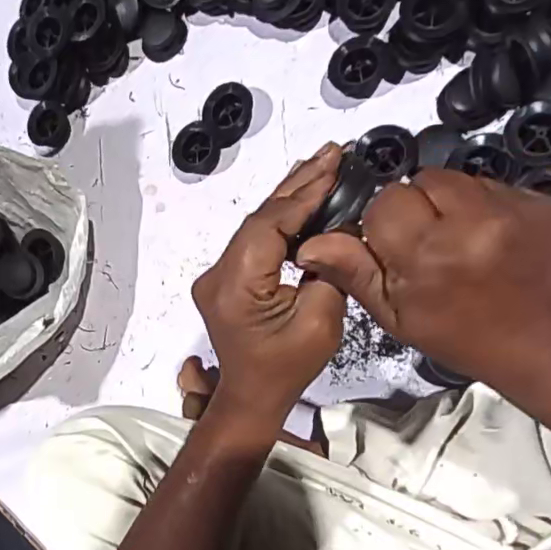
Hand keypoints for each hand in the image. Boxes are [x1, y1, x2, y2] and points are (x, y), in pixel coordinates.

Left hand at [190, 144, 348, 426]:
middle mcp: (217, 276)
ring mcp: (216, 276)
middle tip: (331, 153)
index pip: (270, 225)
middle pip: (260, 218)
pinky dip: (280, 220)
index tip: (334, 164)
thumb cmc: (286, 370)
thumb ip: (328, 271)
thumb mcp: (320, 323)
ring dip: (289, 198)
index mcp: (236, 287)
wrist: (253, 396)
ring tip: (321, 167)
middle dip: (298, 184)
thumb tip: (334, 231)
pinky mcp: (224, 280)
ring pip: (256, 226)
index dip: (304, 193)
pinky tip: (301, 200)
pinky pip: (254, 241)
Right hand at [295, 169, 550, 393]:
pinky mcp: (544, 203)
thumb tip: (315, 245)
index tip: (398, 247)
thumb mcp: (398, 316)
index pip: (385, 201)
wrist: (540, 344)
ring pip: (460, 179)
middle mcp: (473, 223)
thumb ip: (355, 272)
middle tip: (434, 248)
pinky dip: (489, 209)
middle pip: (422, 180)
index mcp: (428, 254)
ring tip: (465, 246)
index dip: (385, 224)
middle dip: (419, 208)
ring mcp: (514, 210)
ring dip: (454, 205)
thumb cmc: (466, 337)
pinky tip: (493, 242)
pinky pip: (498, 186)